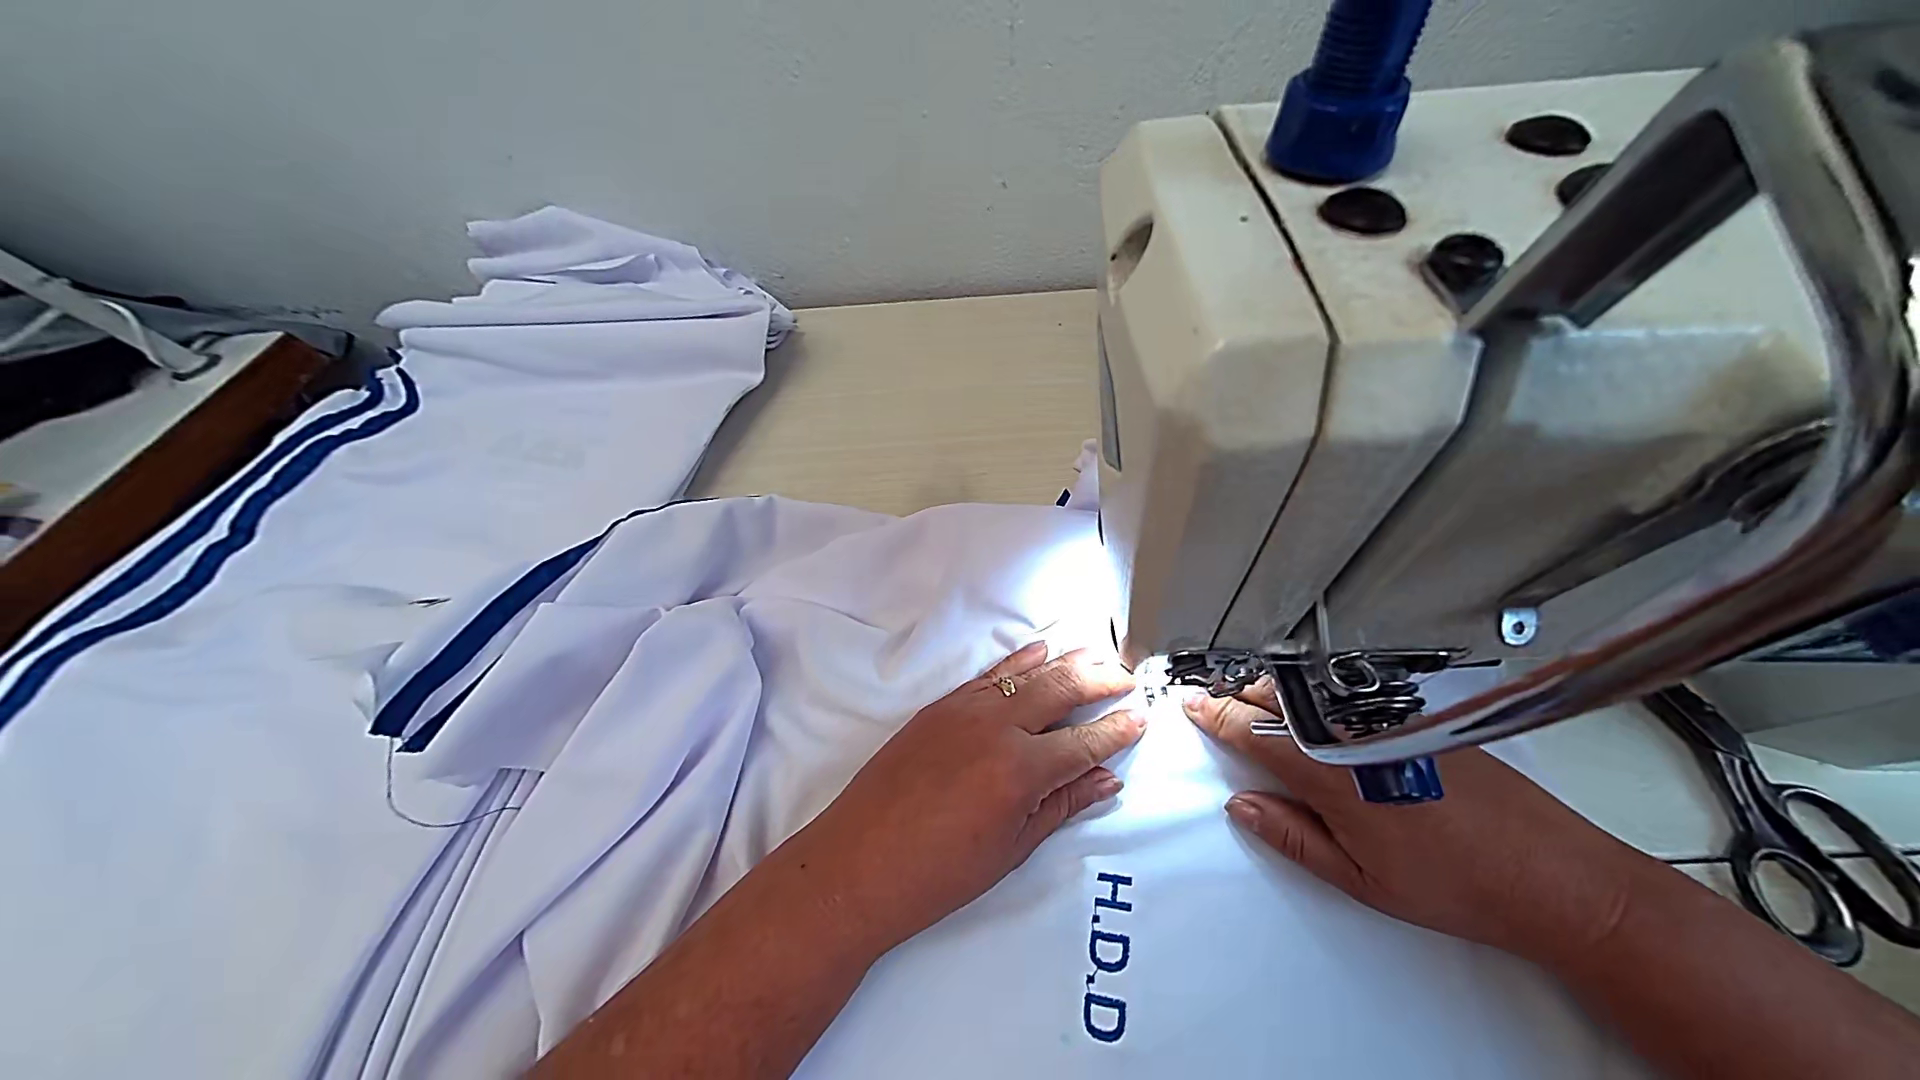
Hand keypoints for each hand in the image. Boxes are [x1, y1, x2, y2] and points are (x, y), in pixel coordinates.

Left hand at [772, 643, 1142, 954]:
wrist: (857, 862)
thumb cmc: (933, 871)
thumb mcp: (1011, 848)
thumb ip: (1061, 804)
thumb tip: (1102, 780)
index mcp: (1019, 771)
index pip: (1084, 742)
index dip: (1116, 730)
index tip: (1138, 718)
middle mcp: (994, 729)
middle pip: (1061, 690)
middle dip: (1100, 681)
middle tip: (1126, 678)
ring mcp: (963, 711)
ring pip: (1027, 674)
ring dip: (1065, 663)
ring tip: (1096, 655)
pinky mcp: (939, 707)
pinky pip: (988, 674)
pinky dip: (1017, 661)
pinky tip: (1037, 652)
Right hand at [1185, 681, 1657, 964]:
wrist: (1556, 877)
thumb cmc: (1461, 884)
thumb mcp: (1359, 877)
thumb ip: (1291, 835)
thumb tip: (1244, 807)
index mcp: (1331, 773)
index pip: (1253, 730)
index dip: (1216, 715)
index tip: (1195, 705)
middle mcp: (1357, 734)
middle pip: (1277, 697)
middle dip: (1242, 701)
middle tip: (1228, 714)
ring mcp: (1391, 720)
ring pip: (1311, 691)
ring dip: (1279, 697)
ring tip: (1271, 717)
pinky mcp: (1420, 717)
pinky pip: (1350, 694)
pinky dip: (1319, 699)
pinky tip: (1326, 721)